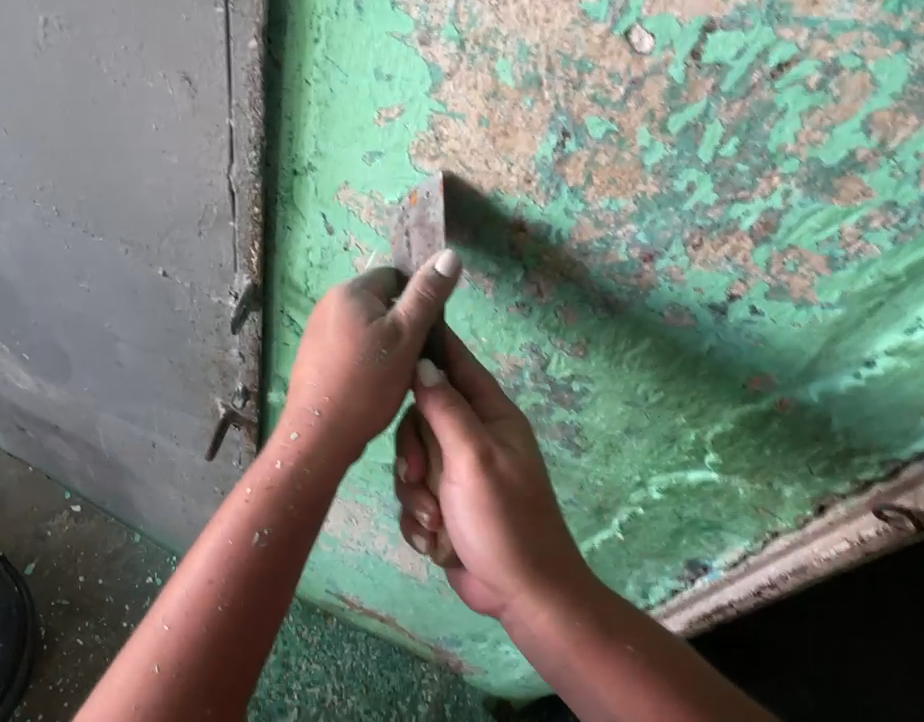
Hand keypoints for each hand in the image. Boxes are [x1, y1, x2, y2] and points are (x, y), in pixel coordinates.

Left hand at [279, 250, 462, 463]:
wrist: (320, 436)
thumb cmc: (367, 384)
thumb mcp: (406, 337)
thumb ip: (428, 295)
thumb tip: (450, 254)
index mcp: (350, 291)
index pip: (395, 277)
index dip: (417, 300)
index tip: (427, 332)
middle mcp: (329, 302)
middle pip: (381, 301)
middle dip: (402, 324)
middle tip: (416, 357)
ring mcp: (318, 329)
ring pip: (367, 326)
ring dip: (386, 344)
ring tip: (396, 374)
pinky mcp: (314, 355)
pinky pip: (351, 345)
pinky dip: (367, 359)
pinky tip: (374, 384)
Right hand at [393, 326, 590, 619]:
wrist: (522, 594)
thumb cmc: (505, 519)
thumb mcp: (473, 457)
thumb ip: (445, 408)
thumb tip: (421, 361)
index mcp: (490, 416)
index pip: (455, 364)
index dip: (430, 345)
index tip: (401, 329)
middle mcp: (473, 437)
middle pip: (419, 418)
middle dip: (411, 453)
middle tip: (416, 477)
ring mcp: (458, 473)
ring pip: (410, 461)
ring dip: (414, 493)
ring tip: (434, 520)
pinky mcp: (445, 505)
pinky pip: (412, 496)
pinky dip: (417, 519)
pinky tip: (434, 539)